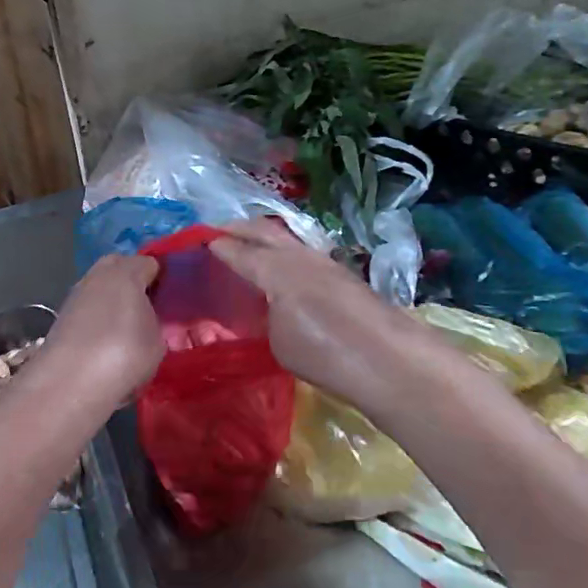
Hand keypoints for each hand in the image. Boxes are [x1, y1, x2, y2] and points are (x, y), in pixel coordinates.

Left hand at [36, 253, 164, 402]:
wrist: (69, 383)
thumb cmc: (124, 353)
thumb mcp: (158, 340)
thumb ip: (158, 322)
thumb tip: (151, 319)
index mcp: (126, 271)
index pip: (151, 264)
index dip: (163, 280)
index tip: (171, 301)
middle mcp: (98, 276)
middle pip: (120, 269)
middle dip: (134, 284)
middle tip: (149, 311)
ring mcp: (76, 296)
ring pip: (101, 290)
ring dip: (113, 304)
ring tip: (128, 333)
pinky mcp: (61, 319)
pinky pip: (88, 311)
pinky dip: (98, 322)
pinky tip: (106, 347)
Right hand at [208, 219, 452, 412]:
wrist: (389, 359)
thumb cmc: (325, 353)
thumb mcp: (279, 341)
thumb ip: (266, 316)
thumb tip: (267, 306)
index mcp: (275, 269)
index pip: (238, 250)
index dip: (216, 244)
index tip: (198, 241)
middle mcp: (299, 255)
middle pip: (263, 230)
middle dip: (237, 228)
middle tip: (217, 234)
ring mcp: (325, 262)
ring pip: (287, 238)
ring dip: (264, 238)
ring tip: (247, 248)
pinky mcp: (343, 275)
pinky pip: (303, 254)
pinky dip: (285, 255)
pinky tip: (281, 271)